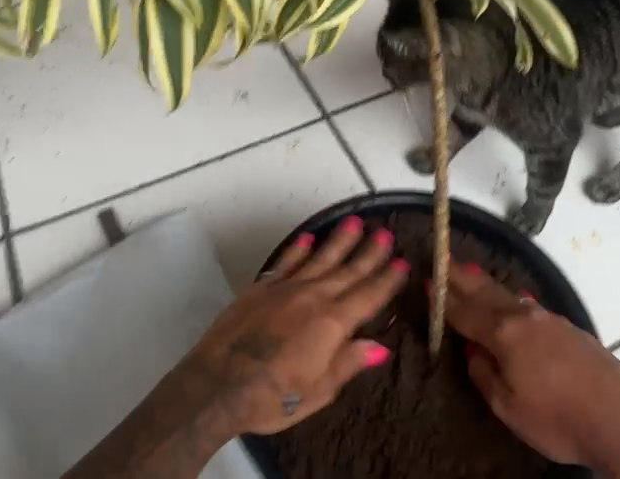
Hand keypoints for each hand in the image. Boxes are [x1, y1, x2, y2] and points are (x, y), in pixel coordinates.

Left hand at [186, 215, 408, 436]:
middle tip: (385, 234)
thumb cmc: (273, 397)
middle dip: (369, 254)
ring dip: (339, 241)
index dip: (387, 280)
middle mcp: (313, 298)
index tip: (402, 263)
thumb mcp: (319, 392)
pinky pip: (285, 263)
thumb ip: (348, 363)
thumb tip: (380, 346)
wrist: (218, 385)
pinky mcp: (261, 288)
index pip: (368, 297)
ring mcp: (286, 289)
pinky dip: (298, 250)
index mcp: (332, 324)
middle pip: (348, 272)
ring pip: (319, 259)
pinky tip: (308, 239)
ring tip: (354, 223)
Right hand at [449, 266, 619, 477]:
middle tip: (443, 258)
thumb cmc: (558, 420)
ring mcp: (550, 319)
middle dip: (462, 277)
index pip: (465, 312)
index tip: (427, 280)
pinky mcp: (570, 328)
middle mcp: (525, 317)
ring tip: (470, 273)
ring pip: (509, 296)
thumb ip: (485, 375)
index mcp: (504, 334)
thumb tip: (472, 350)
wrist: (619, 420)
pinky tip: (512, 302)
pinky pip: (530, 307)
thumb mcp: (509, 408)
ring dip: (486, 285)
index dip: (444, 299)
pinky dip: (510, 299)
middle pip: (486, 293)